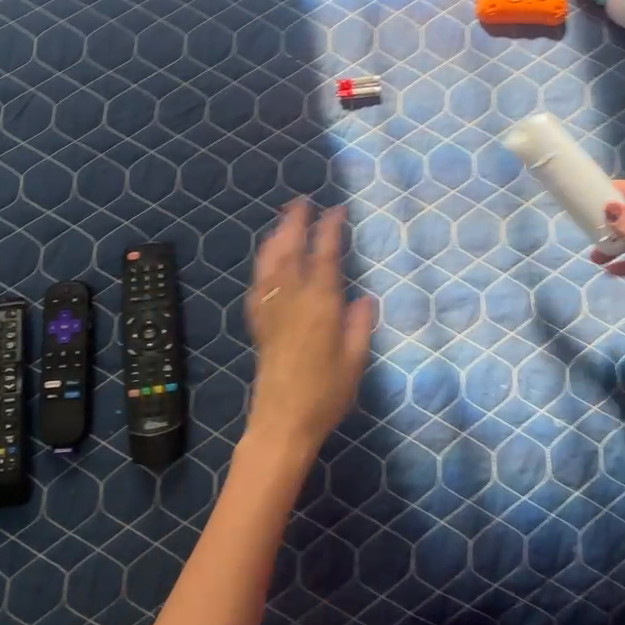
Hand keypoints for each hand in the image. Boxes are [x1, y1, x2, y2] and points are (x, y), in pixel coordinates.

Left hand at [244, 201, 377, 459]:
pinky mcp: (259, 326)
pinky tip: (267, 260)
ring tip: (284, 220)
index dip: (330, 230)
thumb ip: (359, 325)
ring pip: (270, 264)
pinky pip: (258, 285)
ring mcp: (272, 312)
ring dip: (276, 237)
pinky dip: (263, 264)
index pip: (325, 257)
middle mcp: (292, 302)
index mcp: (320, 306)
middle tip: (302, 202)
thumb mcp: (354, 361)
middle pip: (290, 251)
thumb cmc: (326, 394)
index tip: (336, 210)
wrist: (282, 422)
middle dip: (295, 223)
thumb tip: (365, 297)